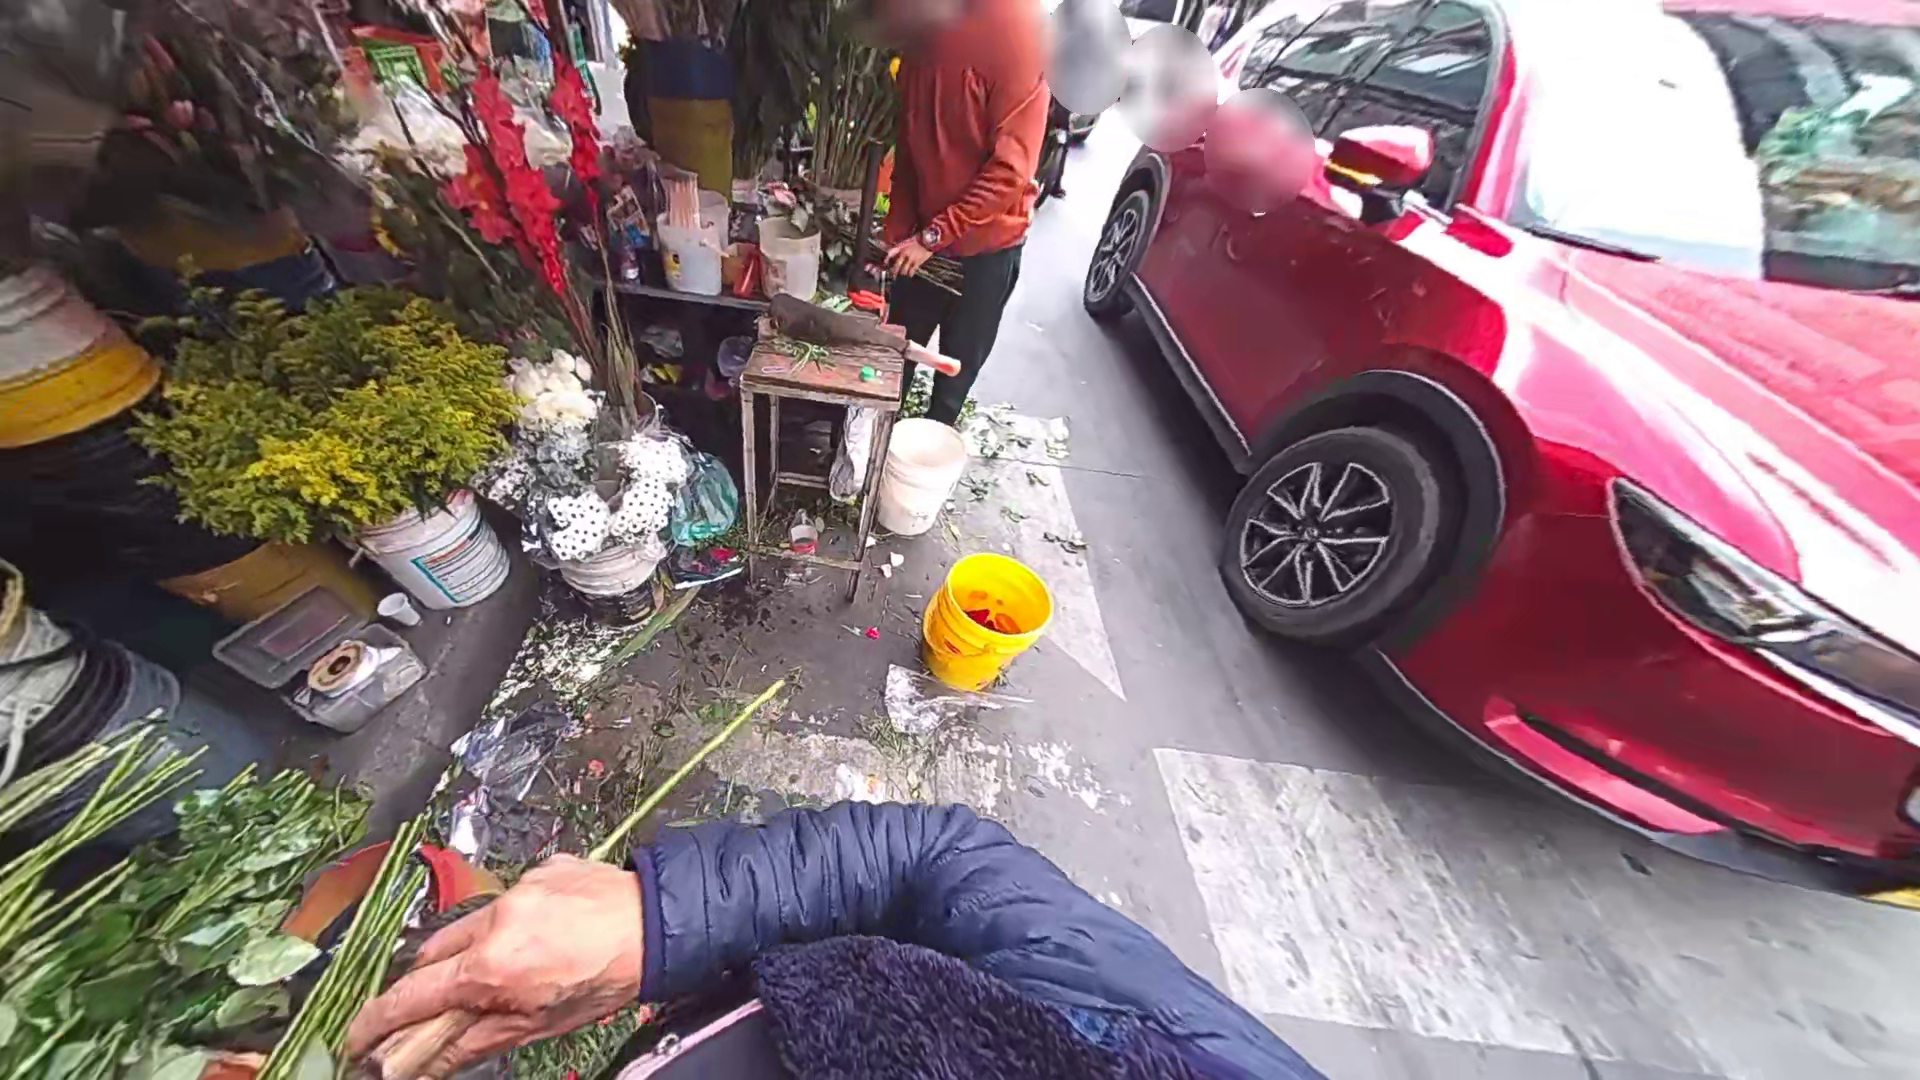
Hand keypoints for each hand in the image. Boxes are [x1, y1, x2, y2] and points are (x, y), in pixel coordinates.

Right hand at [346, 855, 645, 1077]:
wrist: (657, 920)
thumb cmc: (606, 976)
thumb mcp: (535, 1024)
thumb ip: (466, 1042)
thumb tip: (417, 1064)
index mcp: (491, 961)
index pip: (408, 996)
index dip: (374, 1025)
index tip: (361, 1041)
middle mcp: (500, 915)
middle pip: (434, 952)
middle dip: (429, 981)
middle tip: (443, 1003)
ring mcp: (526, 884)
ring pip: (473, 920)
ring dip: (473, 945)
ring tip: (505, 964)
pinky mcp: (550, 865)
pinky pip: (514, 894)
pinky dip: (514, 916)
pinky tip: (541, 930)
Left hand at [887, 237, 933, 276]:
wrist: (928, 239)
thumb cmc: (919, 238)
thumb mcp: (908, 240)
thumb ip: (903, 246)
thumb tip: (898, 251)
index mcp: (901, 246)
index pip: (891, 253)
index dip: (887, 259)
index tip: (885, 263)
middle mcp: (904, 254)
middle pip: (897, 265)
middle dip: (894, 271)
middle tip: (893, 276)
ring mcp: (910, 259)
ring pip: (904, 269)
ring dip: (902, 274)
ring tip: (901, 277)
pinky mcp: (917, 263)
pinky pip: (912, 270)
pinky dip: (910, 274)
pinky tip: (909, 275)